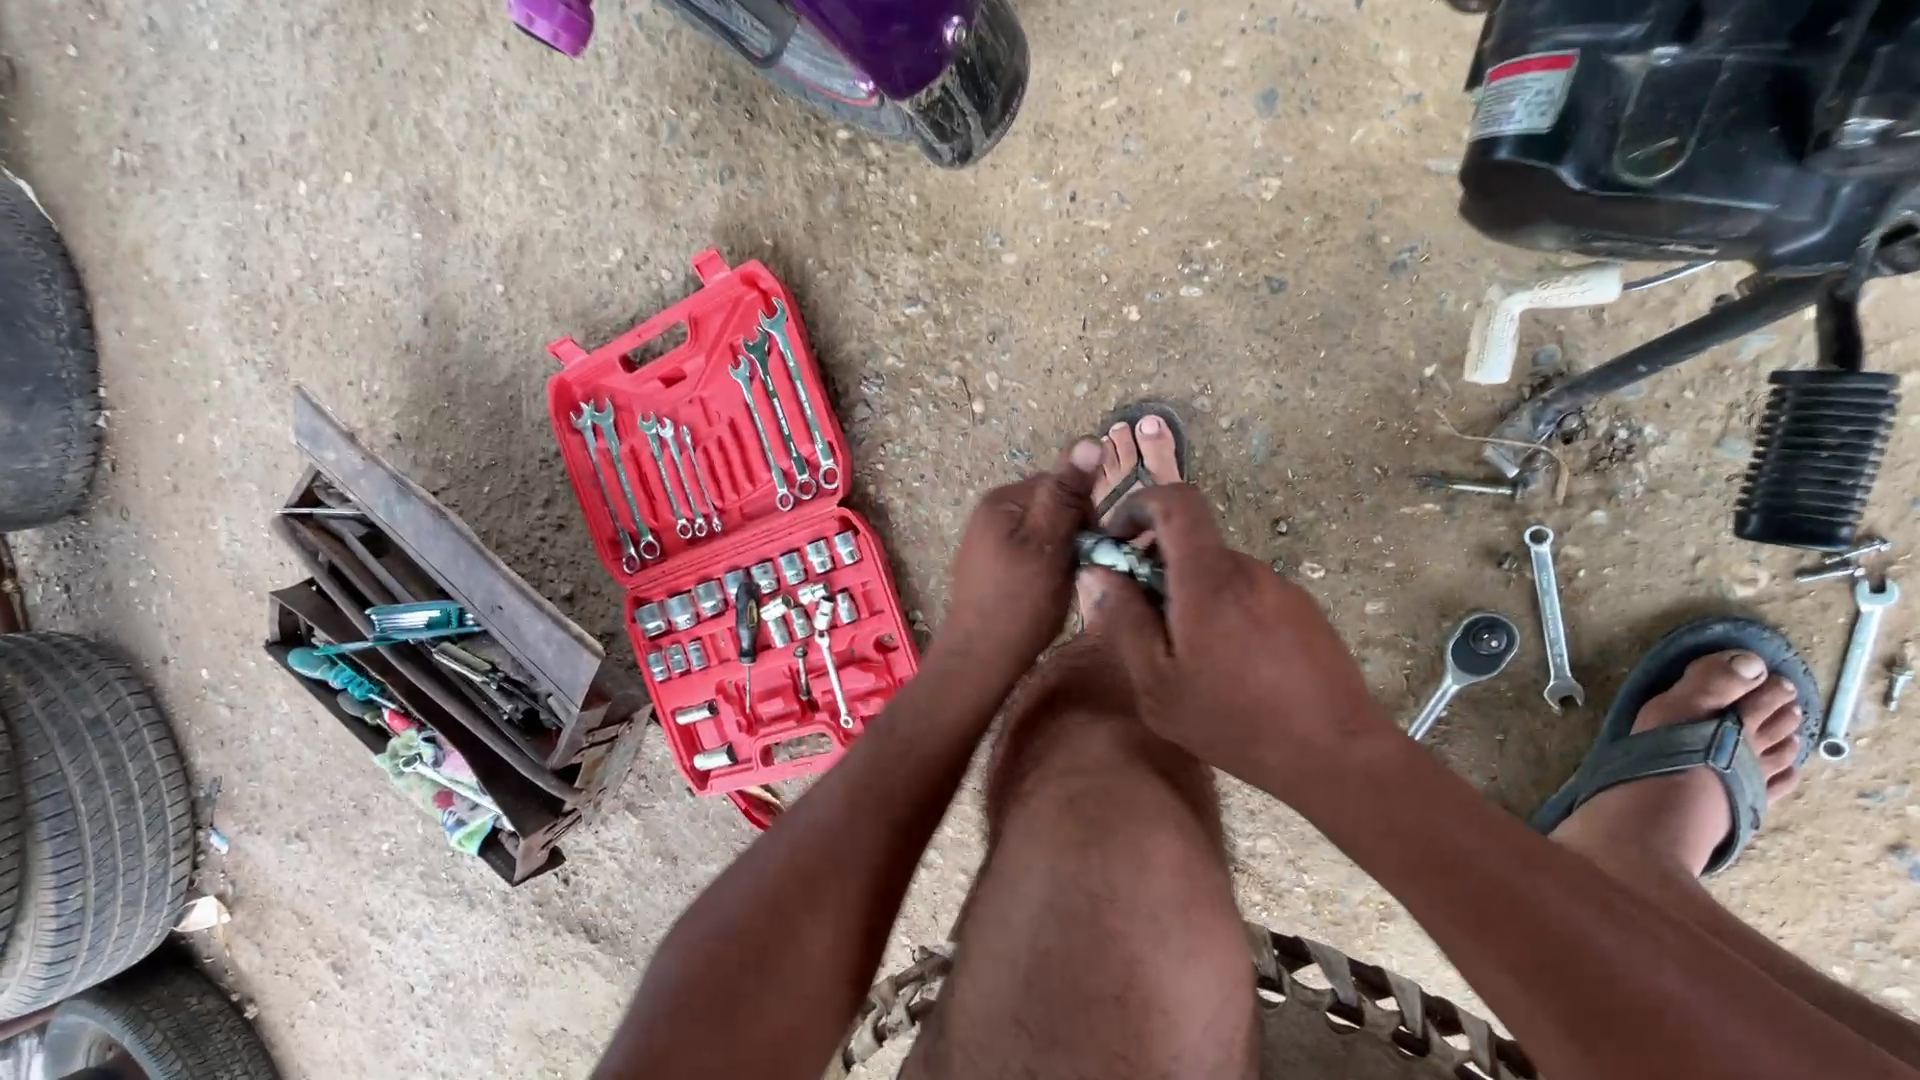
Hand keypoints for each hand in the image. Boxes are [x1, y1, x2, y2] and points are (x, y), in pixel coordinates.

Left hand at [936, 442, 1102, 685]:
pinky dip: (1044, 568)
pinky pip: (1030, 552)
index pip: (1062, 484)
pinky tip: (1042, 593)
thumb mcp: (1050, 544)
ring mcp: (987, 539)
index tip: (1087, 549)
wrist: (980, 659)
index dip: (1085, 516)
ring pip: (1045, 532)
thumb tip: (1088, 438)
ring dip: (1061, 554)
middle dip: (1072, 534)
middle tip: (1074, 570)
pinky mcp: (989, 565)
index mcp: (1003, 499)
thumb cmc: (1019, 603)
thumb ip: (1068, 494)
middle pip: (1053, 506)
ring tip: (1058, 585)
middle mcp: (990, 511)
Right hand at [1091, 485, 1400, 790]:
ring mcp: (1281, 589)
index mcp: (1209, 579)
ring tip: (1187, 656)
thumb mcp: (1156, 682)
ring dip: (1190, 595)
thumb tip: (1100, 572)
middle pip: (1192, 541)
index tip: (1116, 538)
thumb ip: (1124, 620)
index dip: (1139, 503)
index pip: (1177, 500)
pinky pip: (1247, 594)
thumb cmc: (1234, 721)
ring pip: (1217, 573)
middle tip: (1142, 619)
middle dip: (1156, 565)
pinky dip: (1222, 612)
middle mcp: (1248, 570)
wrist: (1336, 753)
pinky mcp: (1302, 611)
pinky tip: (1228, 667)